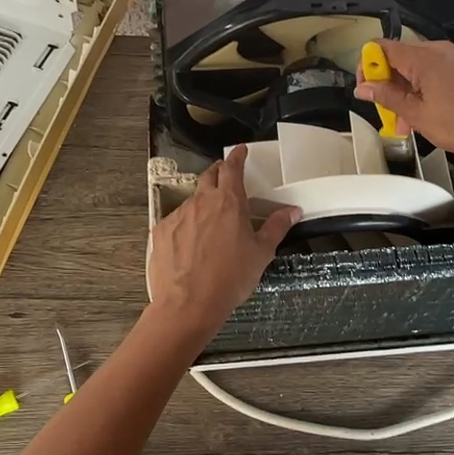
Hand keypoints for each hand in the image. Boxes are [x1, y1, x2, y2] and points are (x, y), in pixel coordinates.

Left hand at [146, 146, 299, 342]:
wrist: (189, 304)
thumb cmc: (229, 279)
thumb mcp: (261, 253)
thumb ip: (277, 227)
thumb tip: (292, 212)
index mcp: (229, 203)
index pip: (233, 168)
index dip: (237, 156)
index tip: (240, 151)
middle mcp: (202, 202)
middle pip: (209, 176)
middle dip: (219, 173)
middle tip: (227, 178)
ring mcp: (179, 215)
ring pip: (193, 200)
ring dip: (203, 204)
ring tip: (211, 224)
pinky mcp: (162, 231)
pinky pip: (176, 221)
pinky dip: (186, 225)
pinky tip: (192, 244)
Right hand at [354, 39, 453, 158]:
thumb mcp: (419, 115)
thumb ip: (388, 98)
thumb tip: (364, 88)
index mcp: (424, 59)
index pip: (381, 48)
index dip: (368, 67)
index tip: (366, 89)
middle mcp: (440, 51)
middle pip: (400, 59)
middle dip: (389, 86)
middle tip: (388, 114)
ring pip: (419, 69)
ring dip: (408, 92)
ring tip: (409, 123)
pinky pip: (438, 73)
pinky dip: (426, 90)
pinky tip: (429, 115)